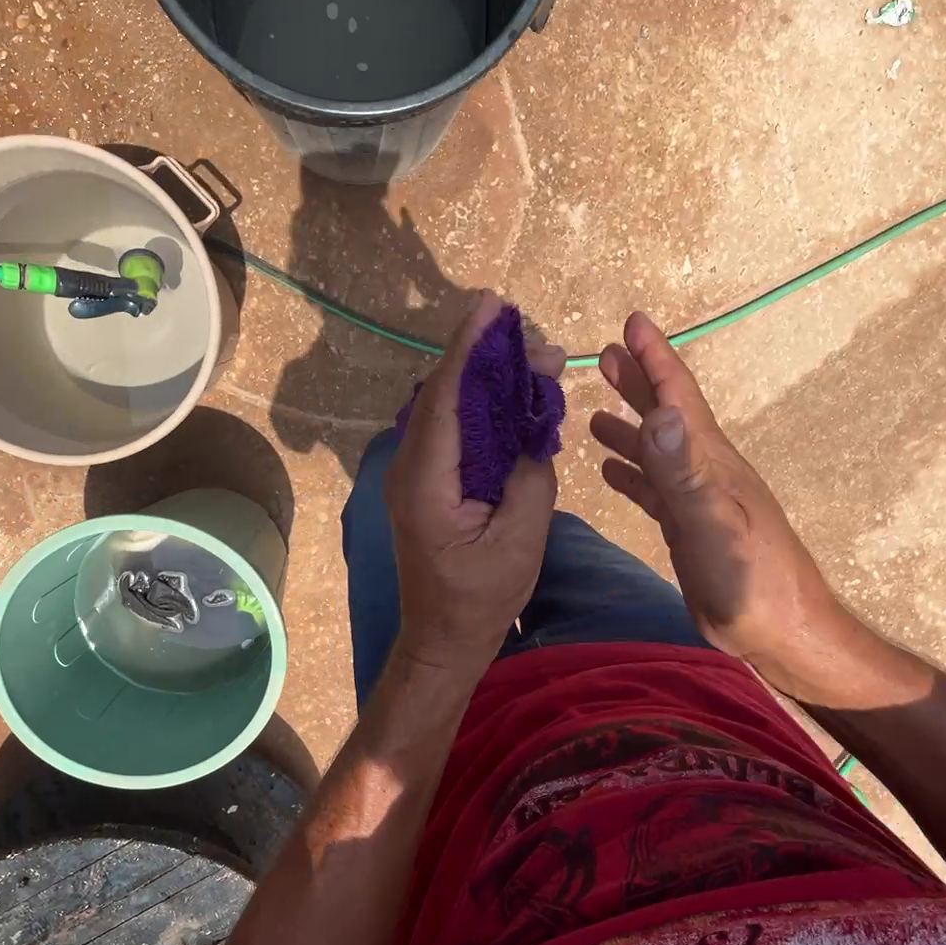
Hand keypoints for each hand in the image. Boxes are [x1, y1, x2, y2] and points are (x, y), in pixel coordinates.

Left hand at [388, 292, 564, 672]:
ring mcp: (413, 474)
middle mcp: (409, 470)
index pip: (446, 403)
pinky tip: (512, 397)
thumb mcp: (520, 542)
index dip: (468, 351)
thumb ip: (528, 479)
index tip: (489, 307)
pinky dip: (482, 407)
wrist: (443, 637)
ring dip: (487, 380)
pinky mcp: (426, 480)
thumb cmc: (481, 598)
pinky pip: (452, 430)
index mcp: (426, 485)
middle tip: (536, 342)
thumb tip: (531, 431)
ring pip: (447, 408)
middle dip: (486, 359)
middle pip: (444, 396)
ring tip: (533, 361)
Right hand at [590, 312, 885, 704]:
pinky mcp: (688, 528)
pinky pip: (654, 488)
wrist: (781, 632)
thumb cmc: (750, 581)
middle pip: (666, 415)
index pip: (678, 396)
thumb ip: (683, 471)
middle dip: (638, 381)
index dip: (656, 357)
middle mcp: (702, 470)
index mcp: (709, 460)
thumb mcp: (712, 523)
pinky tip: (610, 470)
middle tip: (607, 354)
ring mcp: (697, 500)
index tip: (633, 321)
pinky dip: (632, 473)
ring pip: (656, 450)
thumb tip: (659, 412)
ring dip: (630, 426)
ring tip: (594, 412)